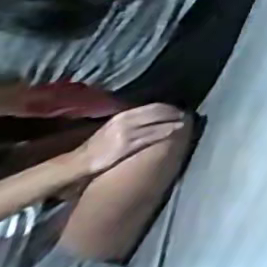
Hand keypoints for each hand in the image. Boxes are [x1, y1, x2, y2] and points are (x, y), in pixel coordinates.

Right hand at [72, 104, 188, 175]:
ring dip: (172, 122)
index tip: (178, 108)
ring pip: (156, 124)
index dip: (168, 107)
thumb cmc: (100, 144)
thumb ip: (132, 119)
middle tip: (185, 114)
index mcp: (124, 114)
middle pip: (157, 112)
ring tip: (184, 122)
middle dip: (173, 112)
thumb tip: (152, 115)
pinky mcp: (126, 145)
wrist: (81, 160)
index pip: (152, 107)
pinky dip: (164, 132)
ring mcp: (127, 133)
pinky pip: (150, 137)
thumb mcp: (115, 126)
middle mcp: (126, 120)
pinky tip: (173, 131)